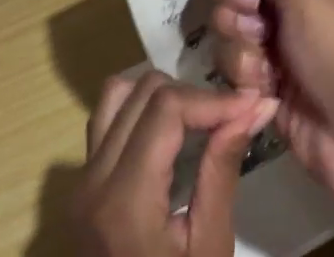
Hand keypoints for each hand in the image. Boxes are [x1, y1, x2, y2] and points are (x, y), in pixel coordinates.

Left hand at [73, 69, 278, 256]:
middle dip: (192, 95)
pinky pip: (107, 122)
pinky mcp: (81, 187)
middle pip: (142, 93)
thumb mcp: (210, 245)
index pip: (166, 108)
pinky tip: (173, 135)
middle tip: (231, 116)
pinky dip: (141, 112)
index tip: (252, 105)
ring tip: (200, 119)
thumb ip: (222, 169)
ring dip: (161, 96)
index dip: (213, 98)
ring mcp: (80, 182)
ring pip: (116, 97)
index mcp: (123, 200)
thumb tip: (253, 105)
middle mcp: (91, 180)